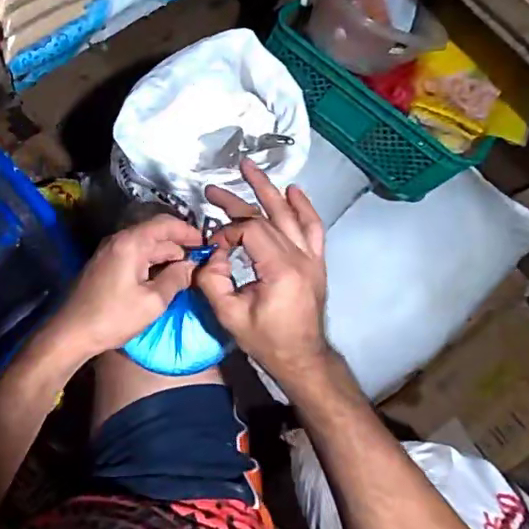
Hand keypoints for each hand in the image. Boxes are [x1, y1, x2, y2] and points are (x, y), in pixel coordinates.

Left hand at [42, 214, 202, 365]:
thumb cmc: (113, 317)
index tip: (206, 243)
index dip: (188, 231)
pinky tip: (162, 275)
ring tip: (186, 269)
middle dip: (178, 244)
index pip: (165, 224)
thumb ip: (175, 279)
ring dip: (165, 253)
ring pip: (144, 244)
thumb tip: (191, 265)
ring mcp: (109, 251)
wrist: (71, 331)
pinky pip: (133, 253)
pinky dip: (150, 260)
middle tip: (200, 260)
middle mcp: (118, 240)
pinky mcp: (104, 263)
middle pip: (155, 232)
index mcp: (131, 243)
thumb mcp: (153, 302)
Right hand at [194, 159, 331, 386]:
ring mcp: (312, 258)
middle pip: (267, 216)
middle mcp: (300, 257)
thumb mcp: (229, 315)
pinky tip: (294, 191)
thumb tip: (211, 254)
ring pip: (290, 214)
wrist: (303, 359)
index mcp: (281, 269)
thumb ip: (212, 280)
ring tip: (251, 169)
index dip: (225, 233)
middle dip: (237, 201)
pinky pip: (313, 227)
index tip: (212, 248)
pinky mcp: (316, 262)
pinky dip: (304, 207)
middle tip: (213, 189)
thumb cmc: (266, 341)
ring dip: (269, 191)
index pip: (249, 231)